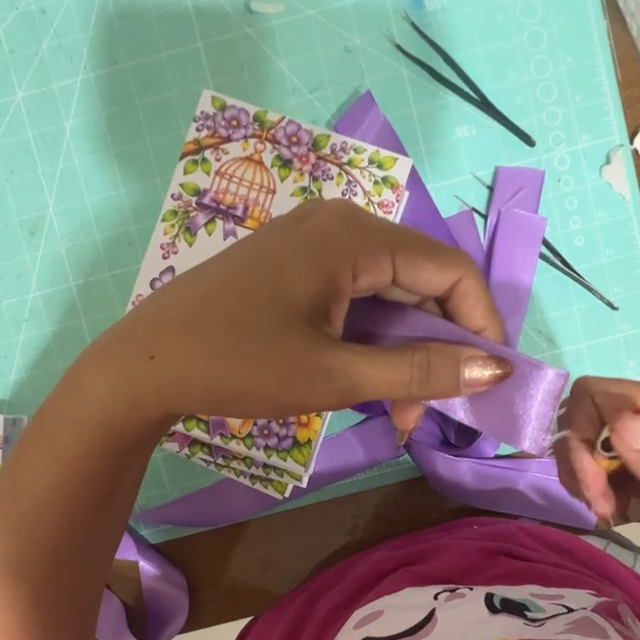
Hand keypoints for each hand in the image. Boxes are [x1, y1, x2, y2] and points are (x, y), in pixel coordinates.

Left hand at [80, 200, 511, 436]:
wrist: (144, 367)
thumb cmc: (239, 366)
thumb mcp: (336, 376)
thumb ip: (419, 372)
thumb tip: (495, 368)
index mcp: (355, 236)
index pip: (451, 270)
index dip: (481, 324)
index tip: (490, 380)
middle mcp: (340, 225)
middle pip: (420, 282)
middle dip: (435, 349)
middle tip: (431, 411)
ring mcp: (312, 243)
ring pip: (387, 296)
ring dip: (401, 355)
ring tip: (397, 414)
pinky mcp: (292, 267)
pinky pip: (353, 298)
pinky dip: (368, 343)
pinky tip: (366, 386)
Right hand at [556, 378, 639, 610]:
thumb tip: (623, 424)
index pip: (597, 394)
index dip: (582, 438)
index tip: (594, 485)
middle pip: (586, 414)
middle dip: (583, 462)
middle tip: (600, 502)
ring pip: (584, 436)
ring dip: (586, 477)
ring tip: (609, 508)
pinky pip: (592, 453)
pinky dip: (592, 483)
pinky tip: (613, 506)